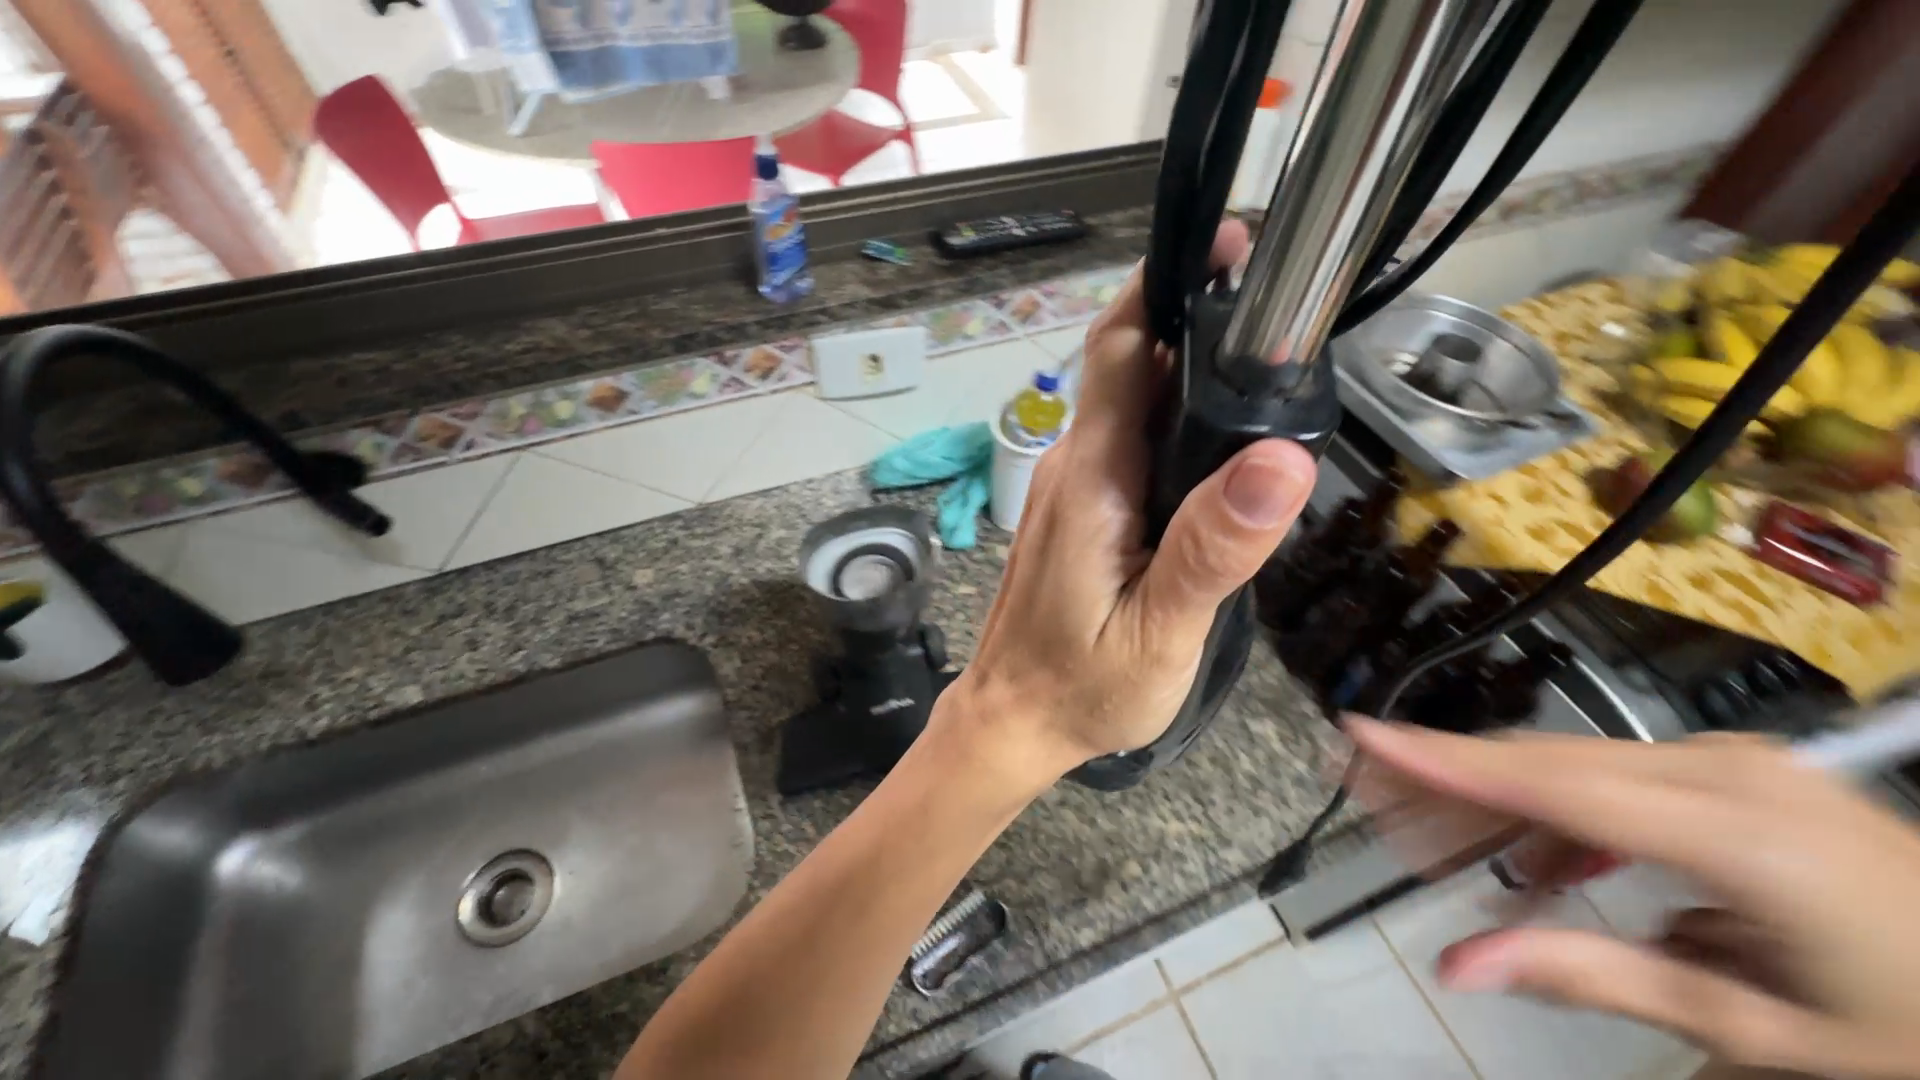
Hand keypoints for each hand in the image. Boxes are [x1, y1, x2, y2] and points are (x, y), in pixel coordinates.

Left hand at [932, 221, 1318, 787]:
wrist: (1014, 720)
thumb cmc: (1080, 686)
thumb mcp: (1158, 631)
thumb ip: (1210, 548)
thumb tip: (1280, 458)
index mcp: (1092, 476)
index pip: (1121, 350)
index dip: (1170, 288)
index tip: (1233, 249)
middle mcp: (1077, 463)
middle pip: (1133, 365)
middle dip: (1198, 321)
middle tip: (1284, 307)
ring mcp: (1075, 485)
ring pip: (1134, 406)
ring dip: (1192, 374)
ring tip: (1272, 366)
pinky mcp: (1081, 510)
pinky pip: (1131, 445)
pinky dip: (1177, 425)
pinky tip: (1224, 445)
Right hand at [1349, 718, 1919, 1079]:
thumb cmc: (1900, 1019)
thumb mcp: (1757, 1027)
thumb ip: (1597, 979)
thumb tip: (1455, 967)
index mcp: (1738, 837)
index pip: (1554, 786)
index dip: (1446, 761)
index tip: (1361, 734)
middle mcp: (1724, 773)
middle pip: (1544, 763)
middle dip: (1446, 779)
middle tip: (1366, 794)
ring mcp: (1731, 761)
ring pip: (1569, 764)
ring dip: (1496, 801)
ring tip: (1437, 843)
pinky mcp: (1733, 767)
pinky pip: (1613, 776)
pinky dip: (1558, 813)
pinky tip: (1543, 864)